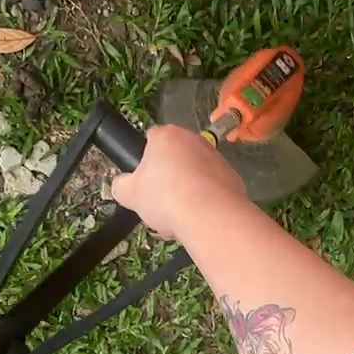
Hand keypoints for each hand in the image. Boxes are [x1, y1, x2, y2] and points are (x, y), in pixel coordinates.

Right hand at [111, 124, 251, 240]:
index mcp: (166, 136)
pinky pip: (211, 186)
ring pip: (194, 172)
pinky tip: (198, 217)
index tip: (145, 182)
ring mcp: (215, 156)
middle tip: (160, 202)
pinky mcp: (232, 175)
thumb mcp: (129, 194)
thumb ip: (121, 186)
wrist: (210, 215)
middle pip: (174, 157)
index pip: (151, 139)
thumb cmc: (164, 198)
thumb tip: (122, 185)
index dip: (145, 161)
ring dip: (186, 189)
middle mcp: (193, 139)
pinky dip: (205, 199)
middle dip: (168, 177)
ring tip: (180, 216)